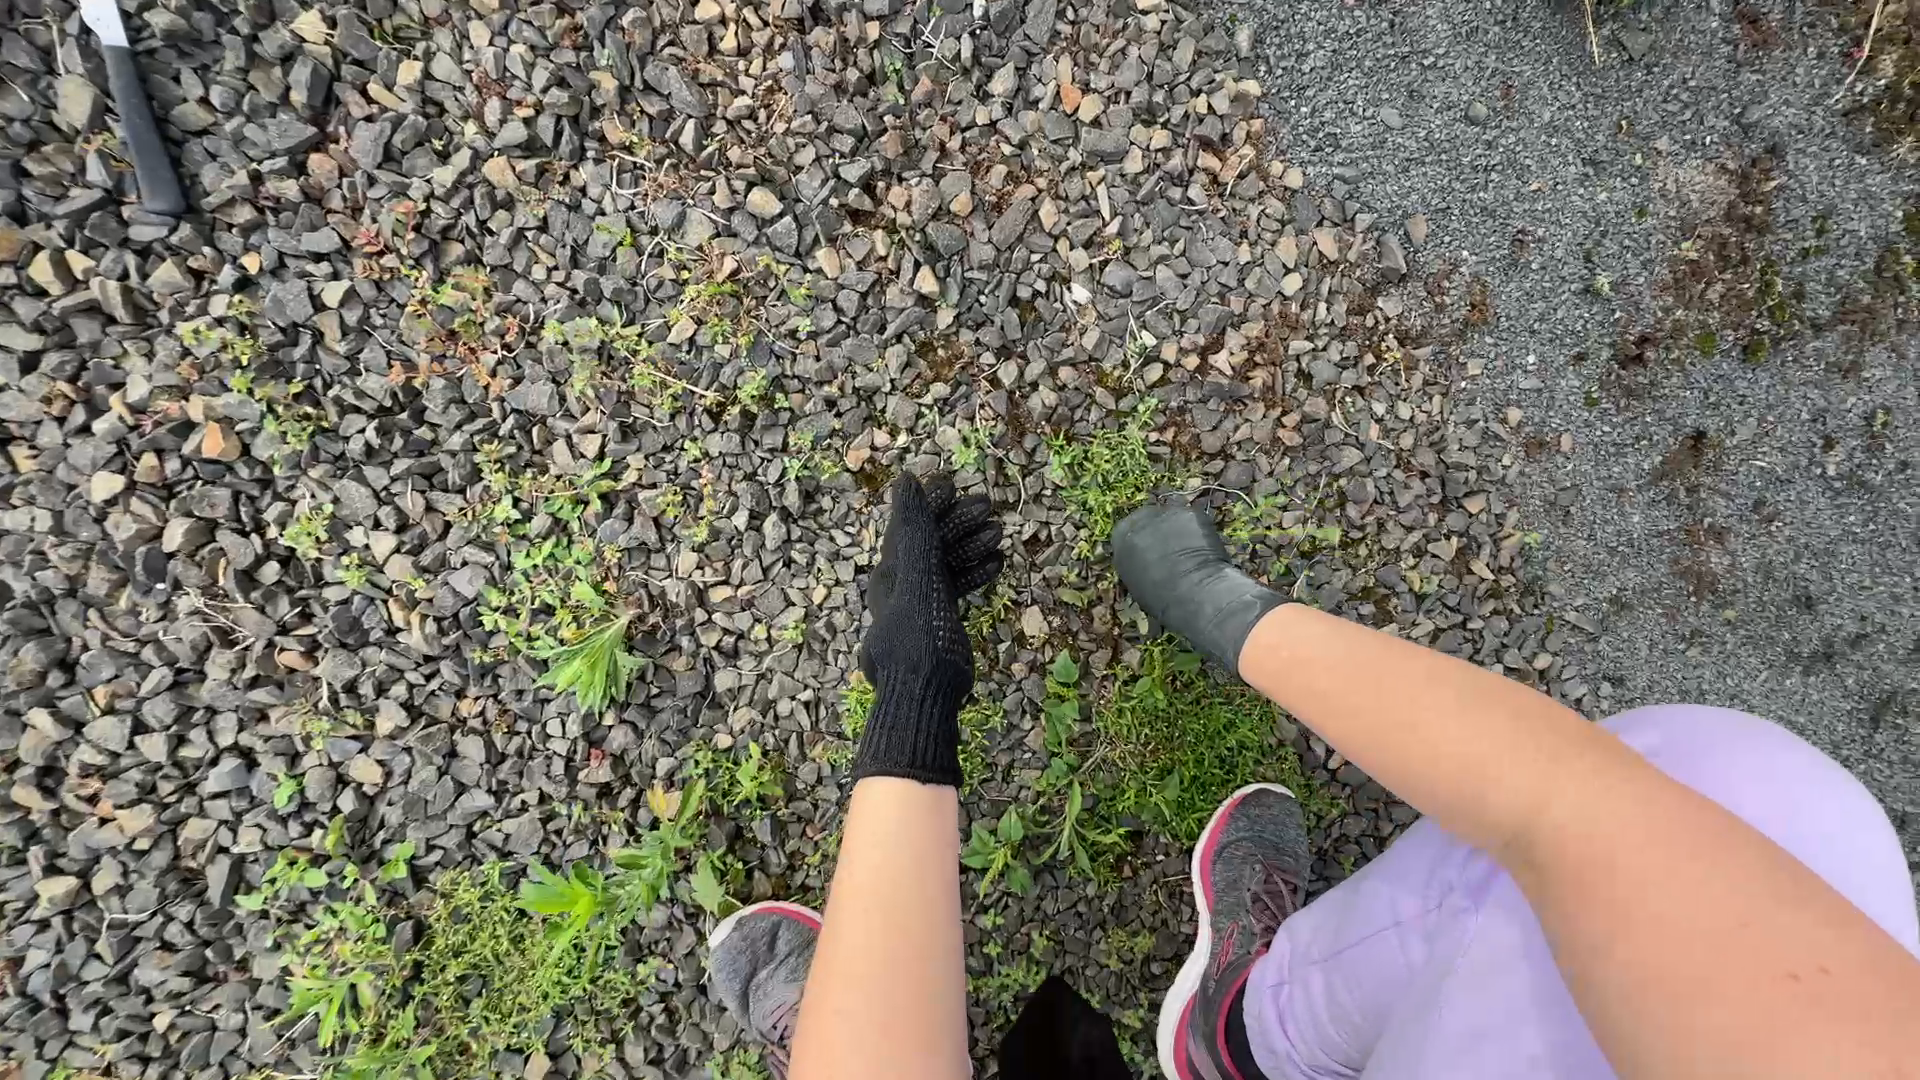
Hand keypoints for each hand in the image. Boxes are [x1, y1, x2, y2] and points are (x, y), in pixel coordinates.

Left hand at [854, 473, 1002, 786]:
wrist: (924, 697)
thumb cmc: (921, 637)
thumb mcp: (920, 577)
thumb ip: (914, 531)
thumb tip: (905, 481)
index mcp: (889, 572)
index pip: (909, 527)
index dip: (930, 503)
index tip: (954, 483)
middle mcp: (899, 585)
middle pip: (930, 543)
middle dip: (957, 522)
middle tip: (987, 506)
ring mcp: (918, 605)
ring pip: (944, 564)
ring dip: (969, 545)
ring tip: (998, 532)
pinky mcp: (935, 624)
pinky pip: (953, 588)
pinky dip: (972, 574)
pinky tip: (997, 564)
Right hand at [1111, 500, 1283, 676]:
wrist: (1192, 591)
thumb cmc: (1160, 598)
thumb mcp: (1136, 583)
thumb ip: (1137, 565)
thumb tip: (1146, 565)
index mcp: (1120, 536)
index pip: (1127, 533)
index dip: (1141, 543)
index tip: (1150, 554)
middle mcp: (1140, 517)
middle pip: (1149, 520)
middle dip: (1160, 532)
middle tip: (1173, 551)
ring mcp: (1167, 512)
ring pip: (1173, 518)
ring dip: (1180, 530)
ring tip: (1191, 552)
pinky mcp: (1192, 513)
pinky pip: (1194, 521)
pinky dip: (1200, 532)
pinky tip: (1206, 549)